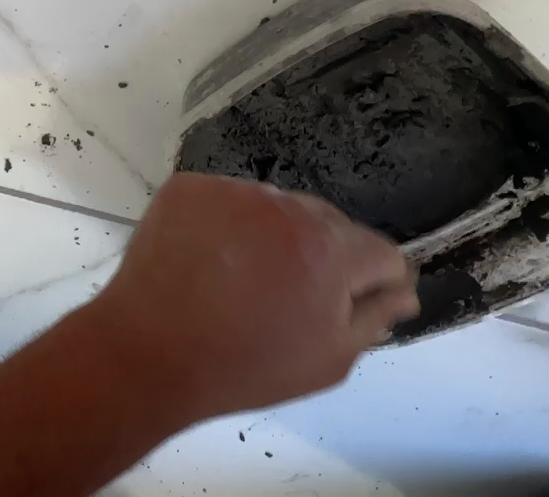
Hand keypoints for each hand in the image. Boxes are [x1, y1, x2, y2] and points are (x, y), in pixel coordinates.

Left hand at [86, 173, 418, 425]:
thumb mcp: (330, 357)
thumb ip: (374, 315)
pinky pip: (224, 199)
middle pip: (326, 222)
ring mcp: (229, 189)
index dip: (374, 282)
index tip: (350, 304)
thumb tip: (400, 289)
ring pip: (272, 208)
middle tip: (287, 296)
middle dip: (322, 254)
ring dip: (271, 234)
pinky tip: (209, 257)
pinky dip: (225, 222)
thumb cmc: (245, 363)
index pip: (380, 251)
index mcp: (327, 246)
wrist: (149, 346)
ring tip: (242, 278)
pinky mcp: (186, 186)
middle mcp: (281, 203)